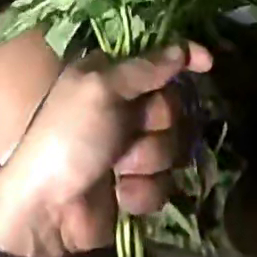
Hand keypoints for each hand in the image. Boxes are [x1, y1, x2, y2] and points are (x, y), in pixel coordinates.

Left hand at [0, 42, 212, 256]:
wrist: (48, 209)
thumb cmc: (69, 135)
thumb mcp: (100, 90)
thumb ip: (143, 68)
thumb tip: (180, 47)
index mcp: (110, 74)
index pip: (156, 57)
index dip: (183, 57)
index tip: (207, 62)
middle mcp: (123, 105)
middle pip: (171, 104)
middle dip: (156, 123)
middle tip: (130, 130)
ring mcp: (131, 145)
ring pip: (173, 145)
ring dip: (147, 160)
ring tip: (118, 169)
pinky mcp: (137, 183)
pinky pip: (165, 182)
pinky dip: (142, 190)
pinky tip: (119, 194)